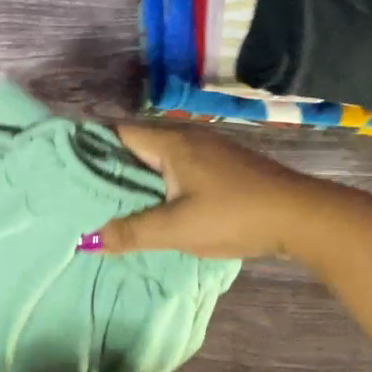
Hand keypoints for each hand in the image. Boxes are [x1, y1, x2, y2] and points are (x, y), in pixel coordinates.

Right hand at [89, 125, 330, 258]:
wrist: (306, 218)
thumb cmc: (235, 215)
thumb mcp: (176, 229)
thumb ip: (131, 233)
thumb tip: (88, 240)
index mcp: (171, 143)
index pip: (117, 132)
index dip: (90, 143)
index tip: (65, 160)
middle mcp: (188, 139)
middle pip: (136, 143)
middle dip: (108, 162)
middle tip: (78, 184)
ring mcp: (210, 152)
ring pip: (158, 157)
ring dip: (135, 173)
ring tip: (107, 197)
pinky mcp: (225, 169)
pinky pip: (177, 167)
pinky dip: (158, 181)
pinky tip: (152, 203)